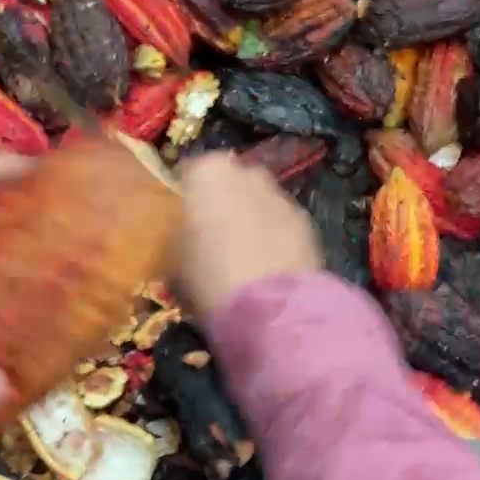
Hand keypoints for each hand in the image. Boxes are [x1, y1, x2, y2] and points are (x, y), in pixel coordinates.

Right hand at [174, 153, 322, 317]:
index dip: (185, 196)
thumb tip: (183, 232)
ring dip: (250, 217)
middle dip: (222, 201)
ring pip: (258, 200)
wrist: (270, 306)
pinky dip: (274, 235)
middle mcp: (247, 173)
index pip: (190, 172)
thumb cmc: (209, 276)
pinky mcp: (305, 220)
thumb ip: (177, 232)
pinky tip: (267, 264)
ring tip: (241, 253)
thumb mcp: (174, 257)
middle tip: (211, 233)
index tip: (180, 217)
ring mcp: (280, 195)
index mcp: (208, 173)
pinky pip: (280, 222)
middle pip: (229, 181)